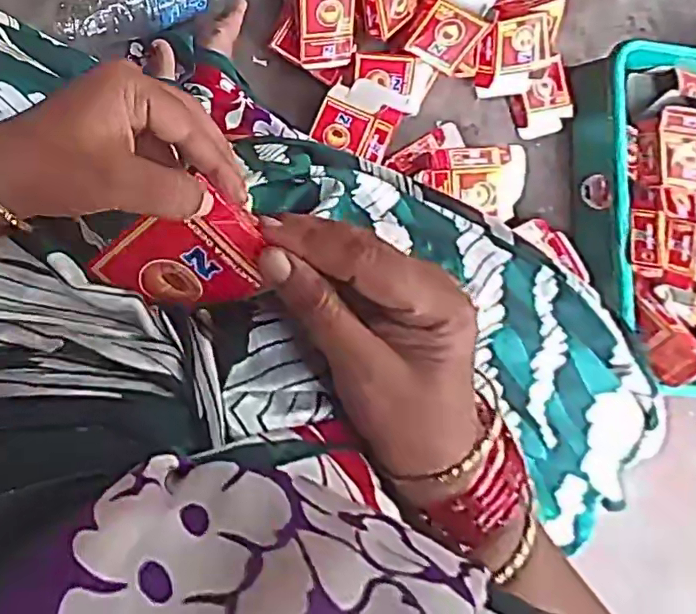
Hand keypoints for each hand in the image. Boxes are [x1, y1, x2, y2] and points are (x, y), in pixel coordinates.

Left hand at [0, 61, 247, 220]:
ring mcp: (117, 99)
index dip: (218, 162)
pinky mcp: (107, 119)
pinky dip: (166, 162)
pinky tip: (179, 184)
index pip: (190, 123)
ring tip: (214, 192)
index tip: (241, 196)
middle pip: (186, 119)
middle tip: (237, 192)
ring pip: (170, 130)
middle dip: (211, 157)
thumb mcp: (117, 182)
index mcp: (133, 85)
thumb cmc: (55, 170)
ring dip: (190, 161)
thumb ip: (170, 191)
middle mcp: (130, 83)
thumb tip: (208, 203)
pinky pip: (149, 138)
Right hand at [258, 214, 481, 482]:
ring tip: (268, 237)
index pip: (365, 256)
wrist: (438, 465)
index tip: (264, 232)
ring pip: (356, 250)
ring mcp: (416, 283)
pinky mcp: (398, 292)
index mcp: (437, 298)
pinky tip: (294, 255)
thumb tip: (272, 258)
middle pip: (361, 246)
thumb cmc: (406, 427)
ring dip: (311, 244)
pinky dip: (321, 260)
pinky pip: (355, 266)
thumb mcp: (360, 370)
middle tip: (257, 230)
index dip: (312, 241)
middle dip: (308, 237)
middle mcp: (432, 279)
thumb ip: (317, 309)